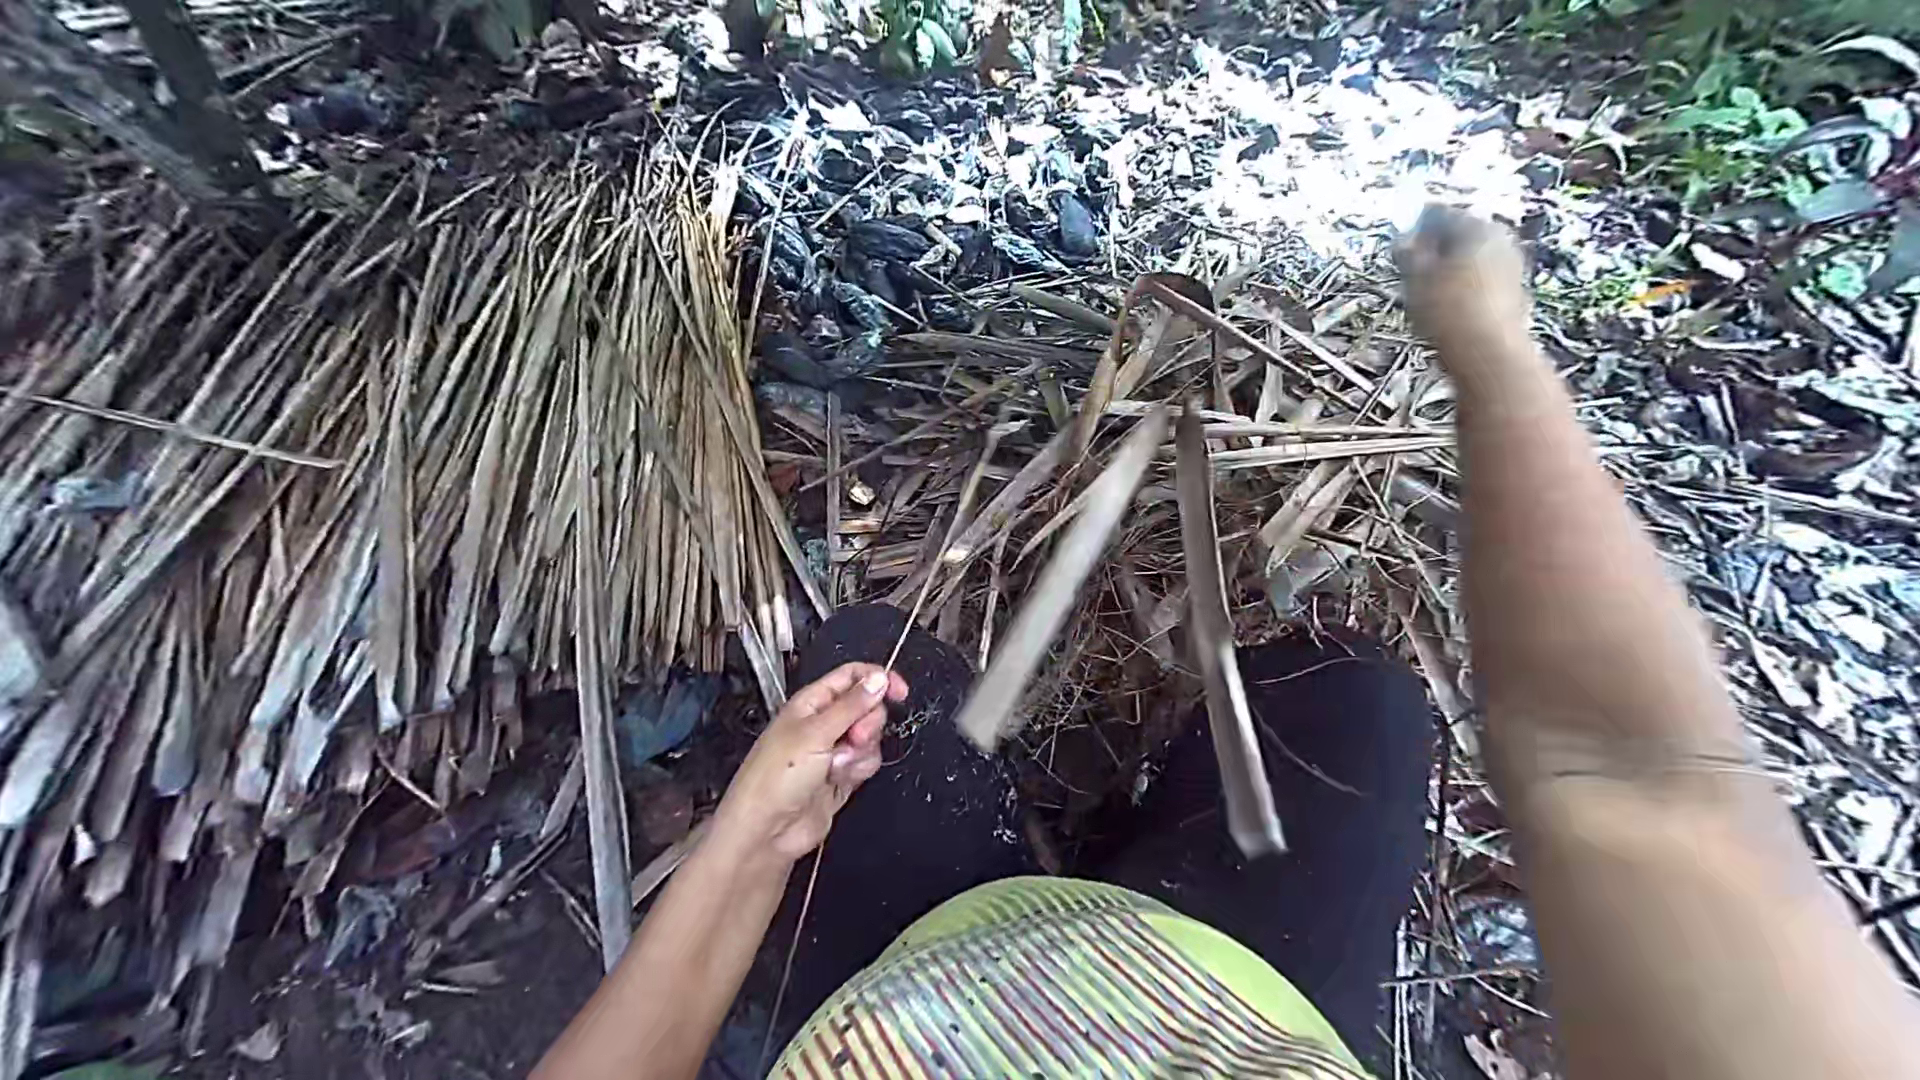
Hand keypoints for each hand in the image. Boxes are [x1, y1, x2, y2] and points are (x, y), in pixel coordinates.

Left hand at [710, 663, 909, 864]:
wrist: (766, 832)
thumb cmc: (774, 778)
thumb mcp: (815, 733)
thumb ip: (853, 705)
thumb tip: (879, 678)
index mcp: (812, 702)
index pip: (853, 676)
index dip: (878, 679)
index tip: (898, 691)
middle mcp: (824, 723)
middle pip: (867, 707)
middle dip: (869, 723)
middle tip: (855, 737)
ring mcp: (834, 749)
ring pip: (871, 737)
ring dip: (861, 752)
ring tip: (836, 765)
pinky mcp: (842, 774)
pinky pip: (867, 761)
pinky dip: (859, 769)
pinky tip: (839, 779)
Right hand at [1395, 206, 1531, 370]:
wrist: (1486, 349)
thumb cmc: (1445, 309)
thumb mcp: (1415, 280)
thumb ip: (1409, 254)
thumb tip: (1402, 239)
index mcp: (1476, 227)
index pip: (1442, 214)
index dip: (1416, 226)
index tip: (1399, 242)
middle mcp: (1500, 238)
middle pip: (1462, 234)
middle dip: (1437, 246)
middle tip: (1412, 264)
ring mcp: (1512, 263)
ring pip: (1473, 256)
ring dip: (1450, 266)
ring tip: (1426, 286)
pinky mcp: (1514, 289)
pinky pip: (1482, 276)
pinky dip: (1464, 282)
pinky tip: (1448, 302)